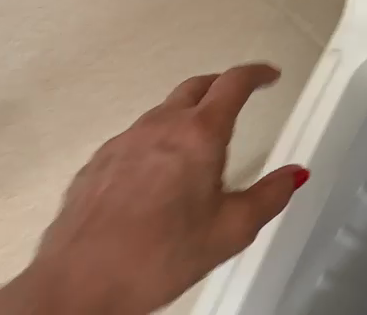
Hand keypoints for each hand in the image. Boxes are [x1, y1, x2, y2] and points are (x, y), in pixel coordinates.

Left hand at [0, 64, 308, 314]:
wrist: (72, 293)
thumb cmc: (153, 259)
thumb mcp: (231, 231)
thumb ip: (271, 196)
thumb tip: (293, 176)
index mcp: (200, 134)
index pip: (235, 82)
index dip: (257, 73)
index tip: (268, 76)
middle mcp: (161, 128)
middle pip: (196, 86)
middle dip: (222, 86)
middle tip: (238, 98)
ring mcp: (122, 145)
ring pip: (162, 112)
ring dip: (186, 115)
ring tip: (196, 144)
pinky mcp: (93, 168)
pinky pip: (132, 139)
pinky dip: (153, 142)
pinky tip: (155, 176)